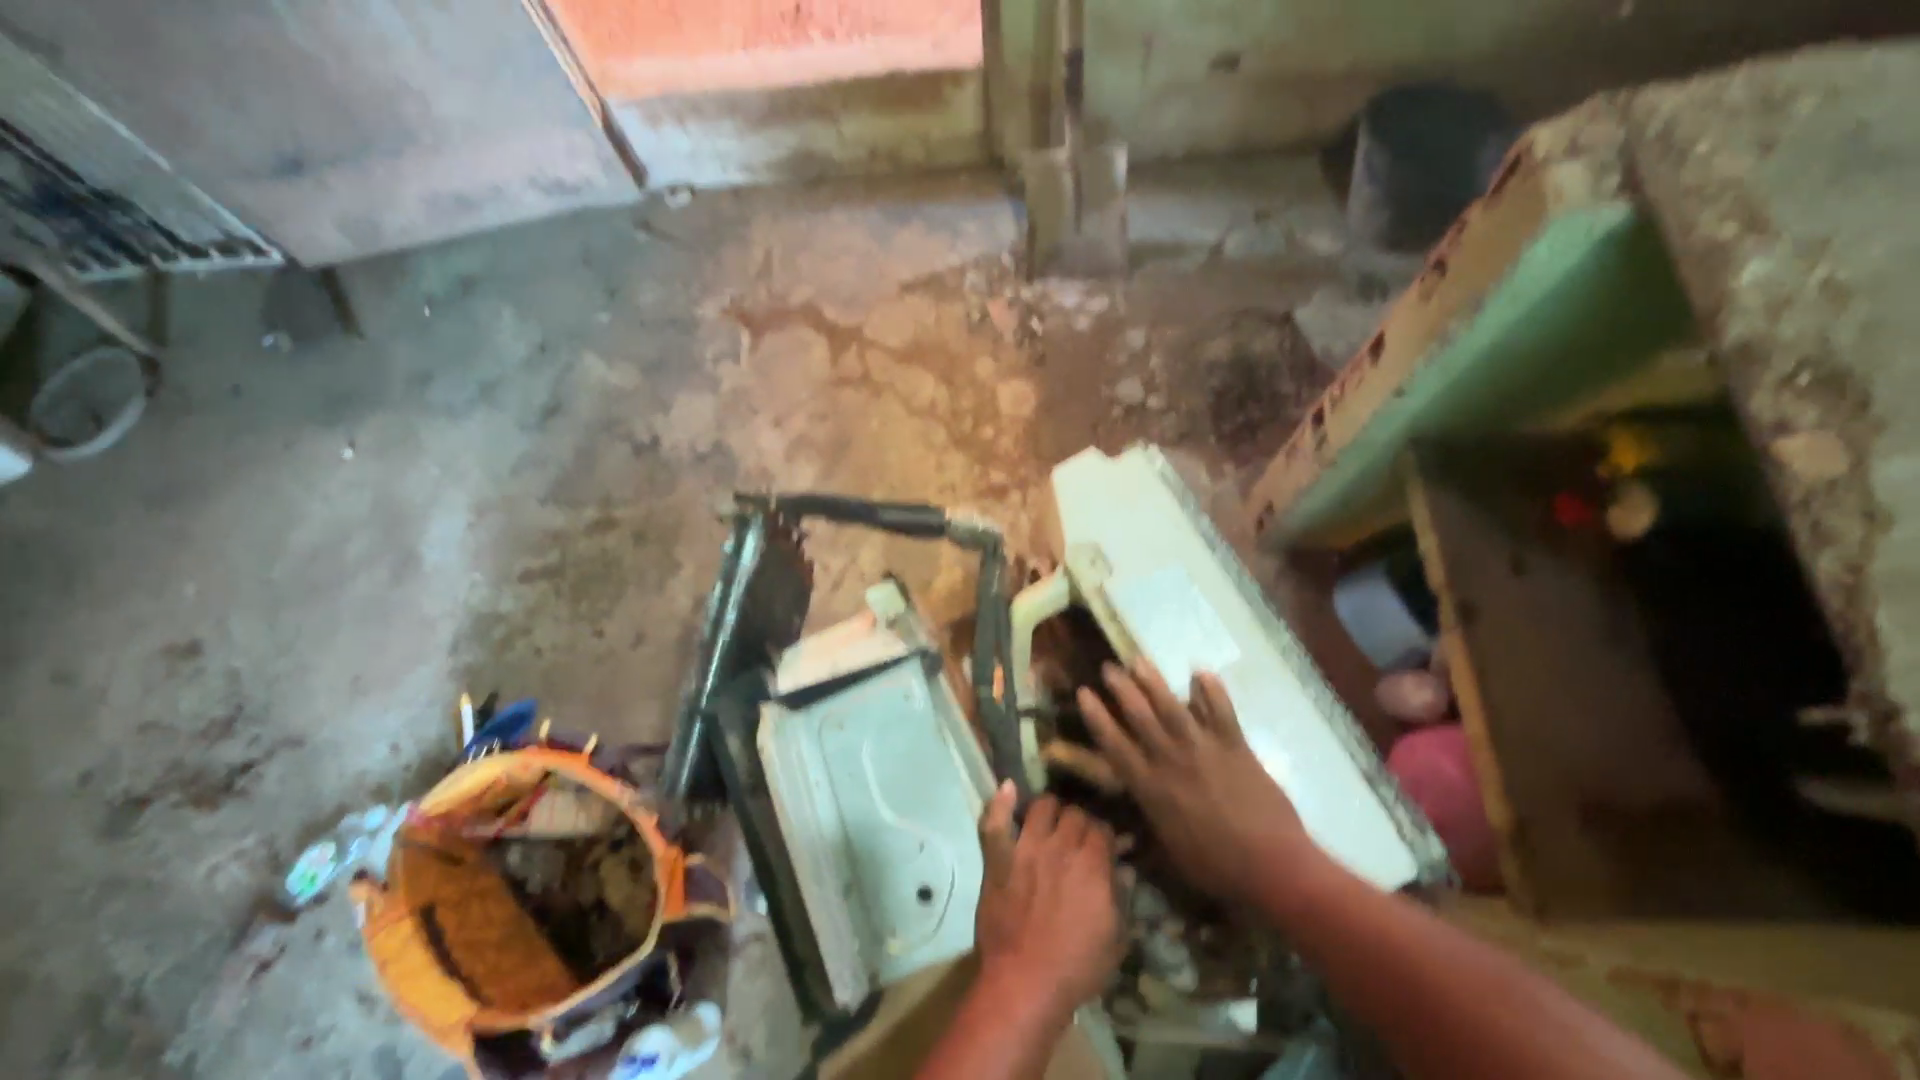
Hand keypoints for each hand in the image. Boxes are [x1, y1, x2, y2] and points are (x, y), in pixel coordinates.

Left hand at [974, 783, 1122, 1014]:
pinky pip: (995, 821)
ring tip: (1048, 822)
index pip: (1102, 828)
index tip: (1102, 845)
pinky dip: (1000, 802)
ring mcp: (1027, 848)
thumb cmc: (1077, 968)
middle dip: (1078, 822)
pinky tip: (1007, 788)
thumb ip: (1120, 898)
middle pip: (1074, 813)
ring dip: (1048, 811)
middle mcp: (1062, 847)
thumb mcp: (1116, 939)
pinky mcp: (998, 858)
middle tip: (1074, 838)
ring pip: (1041, 807)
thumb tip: (1122, 870)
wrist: (1025, 982)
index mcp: (1094, 865)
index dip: (1103, 835)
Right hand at [1077, 659, 1313, 904]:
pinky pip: (1221, 711)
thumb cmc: (1216, 868)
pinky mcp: (1235, 747)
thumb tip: (1128, 828)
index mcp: (1150, 788)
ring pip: (1173, 706)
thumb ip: (1149, 827)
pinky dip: (1212, 691)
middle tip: (1108, 667)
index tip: (1084, 694)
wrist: (1270, 864)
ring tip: (1139, 660)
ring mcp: (1204, 749)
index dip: (1097, 718)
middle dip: (1121, 689)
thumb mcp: (1169, 851)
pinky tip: (1201, 672)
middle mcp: (1171, 760)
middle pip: (1140, 717)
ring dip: (1154, 681)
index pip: (1115, 745)